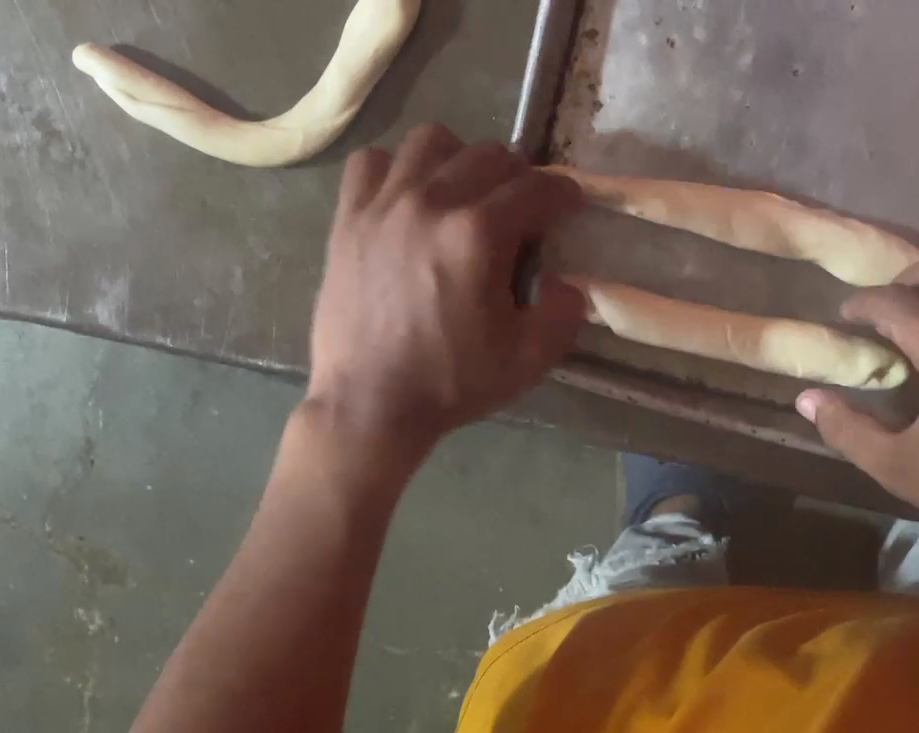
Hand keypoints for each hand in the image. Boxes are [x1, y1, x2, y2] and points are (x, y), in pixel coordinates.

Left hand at [303, 125, 585, 465]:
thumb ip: (562, 315)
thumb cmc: (449, 384)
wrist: (370, 404)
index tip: (570, 205)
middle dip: (519, 177)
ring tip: (464, 195)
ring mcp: (384, 205)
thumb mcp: (526, 361)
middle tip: (522, 211)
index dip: (563, 194)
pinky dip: (397, 170)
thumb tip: (567, 282)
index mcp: (479, 235)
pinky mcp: (349, 219)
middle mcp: (431, 202)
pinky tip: (407, 199)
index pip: (536, 189)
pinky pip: (373, 162)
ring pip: (431, 142)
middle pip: (489, 156)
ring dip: (460, 160)